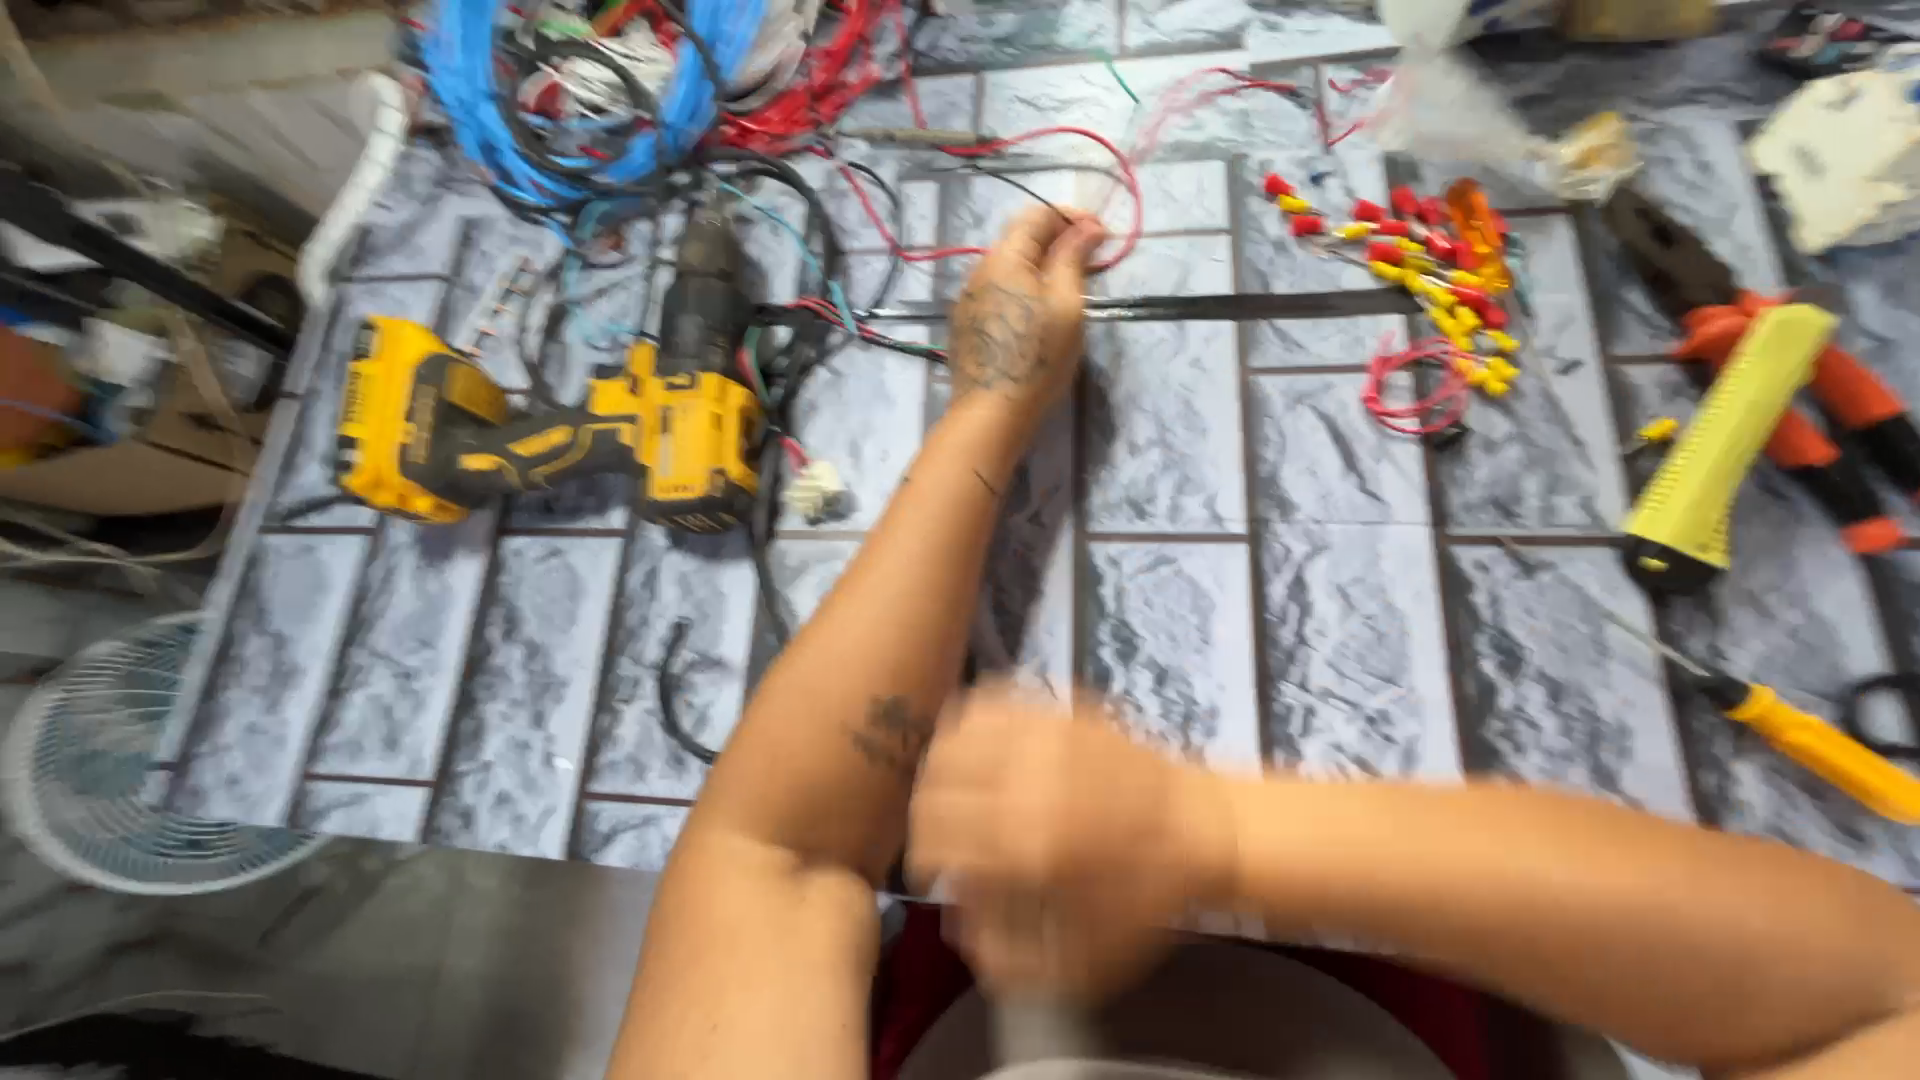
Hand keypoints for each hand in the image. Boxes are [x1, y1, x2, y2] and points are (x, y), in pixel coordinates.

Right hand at [907, 684, 1235, 1000]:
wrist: (1201, 828)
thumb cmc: (1143, 898)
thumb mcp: (1081, 958)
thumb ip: (1008, 956)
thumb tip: (955, 926)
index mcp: (1026, 845)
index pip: (936, 842)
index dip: (923, 862)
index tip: (933, 873)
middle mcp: (1024, 782)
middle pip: (934, 789)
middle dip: (925, 819)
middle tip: (940, 836)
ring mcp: (1041, 738)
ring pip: (952, 738)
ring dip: (940, 770)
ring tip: (953, 790)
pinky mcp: (1057, 710)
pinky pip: (991, 701)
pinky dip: (971, 723)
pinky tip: (978, 747)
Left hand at [948, 205, 1106, 438]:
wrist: (992, 412)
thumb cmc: (1037, 358)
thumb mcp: (1067, 304)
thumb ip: (1073, 258)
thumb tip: (1088, 226)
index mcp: (1004, 257)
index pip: (1038, 215)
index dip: (1073, 217)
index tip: (1102, 234)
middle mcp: (979, 270)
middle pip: (1019, 238)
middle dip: (1056, 238)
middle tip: (1089, 257)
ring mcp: (969, 299)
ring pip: (1008, 266)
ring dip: (1039, 264)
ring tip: (1067, 283)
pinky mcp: (967, 324)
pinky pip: (997, 291)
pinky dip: (1022, 288)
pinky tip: (1037, 309)